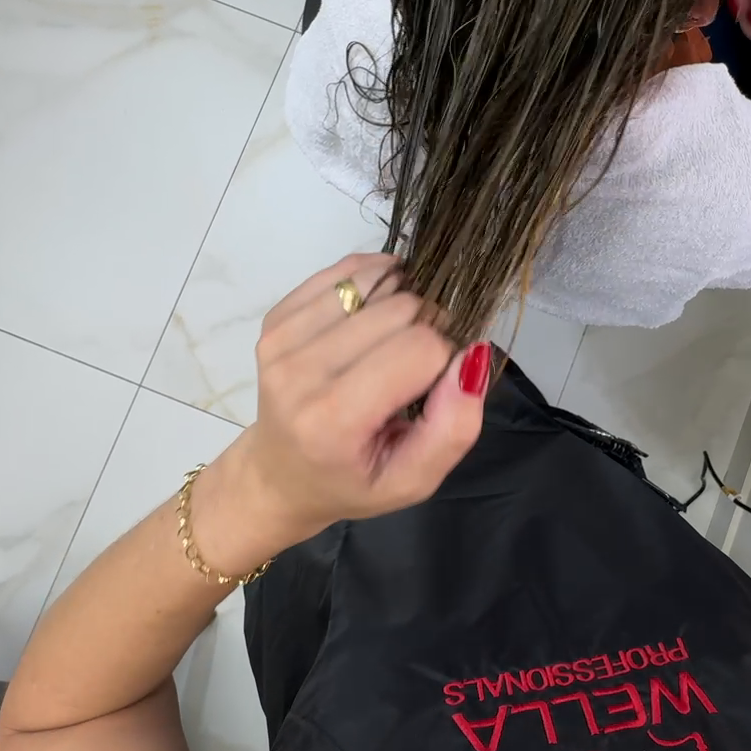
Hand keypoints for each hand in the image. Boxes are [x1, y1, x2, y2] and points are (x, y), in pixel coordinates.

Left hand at [188, 254, 488, 573]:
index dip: (445, 358)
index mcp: (333, 421)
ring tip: (395, 338)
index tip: (437, 383)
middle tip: (417, 365)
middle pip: (401, 307)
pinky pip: (345, 269)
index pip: (420, 348)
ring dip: (401, 300)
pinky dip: (374, 281)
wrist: (280, 475)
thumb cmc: (353, 481)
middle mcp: (299, 373)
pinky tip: (376, 312)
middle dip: (426, 327)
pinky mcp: (276, 317)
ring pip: (376, 280)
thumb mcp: (414, 480)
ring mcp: (282, 340)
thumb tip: (473, 354)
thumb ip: (454, 427)